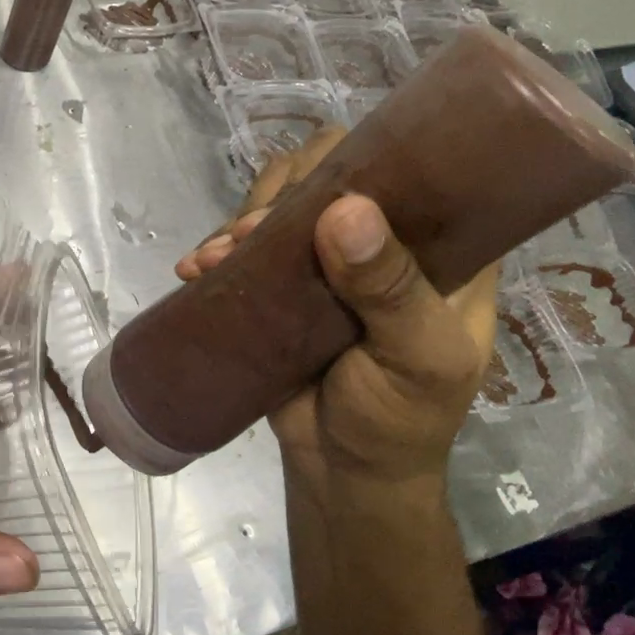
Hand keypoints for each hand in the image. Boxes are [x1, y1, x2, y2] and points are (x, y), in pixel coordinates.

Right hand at [176, 130, 496, 490]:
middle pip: (328, 171)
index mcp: (440, 248)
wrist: (340, 471)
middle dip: (279, 194)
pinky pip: (246, 242)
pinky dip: (217, 247)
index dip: (357, 163)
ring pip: (280, 200)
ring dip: (240, 219)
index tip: (311, 191)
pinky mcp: (281, 280)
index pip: (406, 169)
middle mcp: (383, 238)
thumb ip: (390, 289)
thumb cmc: (401, 419)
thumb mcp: (417, 359)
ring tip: (214, 259)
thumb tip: (346, 208)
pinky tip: (194, 269)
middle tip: (250, 234)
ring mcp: (327, 257)